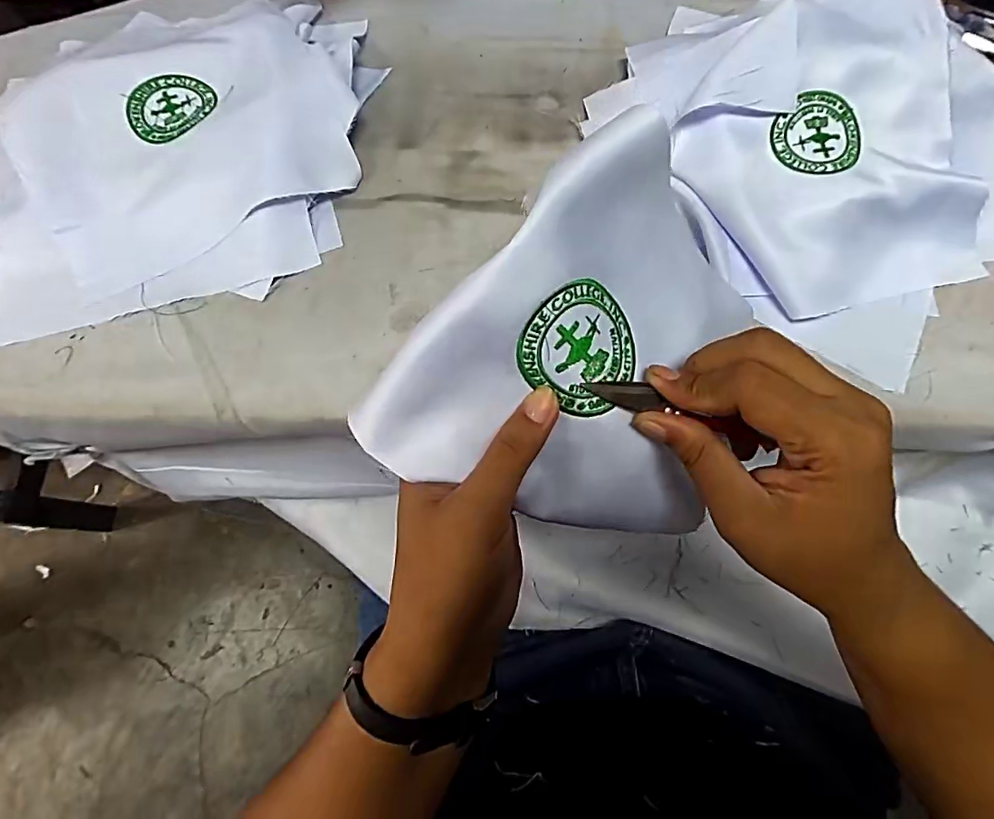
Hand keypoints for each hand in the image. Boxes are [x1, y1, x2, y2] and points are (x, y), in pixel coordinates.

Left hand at [364, 386, 558, 716]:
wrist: (450, 652)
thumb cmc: (447, 575)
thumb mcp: (477, 507)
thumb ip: (509, 453)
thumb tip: (546, 393)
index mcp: (423, 459)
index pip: (450, 403)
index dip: (482, 374)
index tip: (521, 339)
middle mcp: (446, 468)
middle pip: (482, 423)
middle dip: (513, 396)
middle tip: (557, 354)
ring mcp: (474, 491)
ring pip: (504, 449)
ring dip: (530, 426)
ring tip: (570, 382)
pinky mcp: (499, 512)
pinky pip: (520, 474)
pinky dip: (540, 457)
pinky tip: (569, 433)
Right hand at [631, 328, 915, 627]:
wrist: (862, 573)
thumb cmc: (811, 556)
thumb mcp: (742, 517)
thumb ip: (699, 457)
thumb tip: (655, 416)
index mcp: (836, 439)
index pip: (752, 383)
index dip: (698, 385)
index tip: (658, 396)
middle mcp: (853, 407)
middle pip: (763, 350)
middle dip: (707, 367)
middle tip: (675, 399)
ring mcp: (852, 397)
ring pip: (771, 350)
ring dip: (724, 372)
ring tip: (705, 416)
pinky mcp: (842, 396)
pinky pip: (782, 365)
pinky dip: (743, 380)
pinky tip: (733, 420)